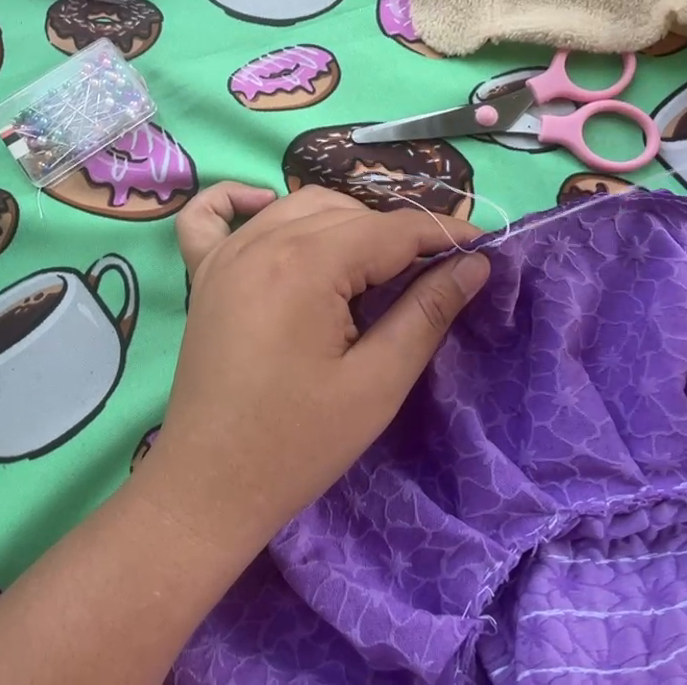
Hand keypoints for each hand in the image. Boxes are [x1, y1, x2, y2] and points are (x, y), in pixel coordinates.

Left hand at [136, 184, 490, 550]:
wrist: (210, 486)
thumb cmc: (298, 443)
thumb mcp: (377, 383)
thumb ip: (427, 313)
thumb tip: (474, 263)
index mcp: (308, 264)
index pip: (391, 229)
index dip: (442, 235)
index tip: (482, 248)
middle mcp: (264, 241)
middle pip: (349, 213)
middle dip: (398, 236)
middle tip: (434, 276)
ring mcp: (226, 254)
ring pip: (299, 206)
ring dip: (344, 222)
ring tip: (375, 267)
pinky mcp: (203, 274)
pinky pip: (212, 214)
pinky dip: (241, 201)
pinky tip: (267, 207)